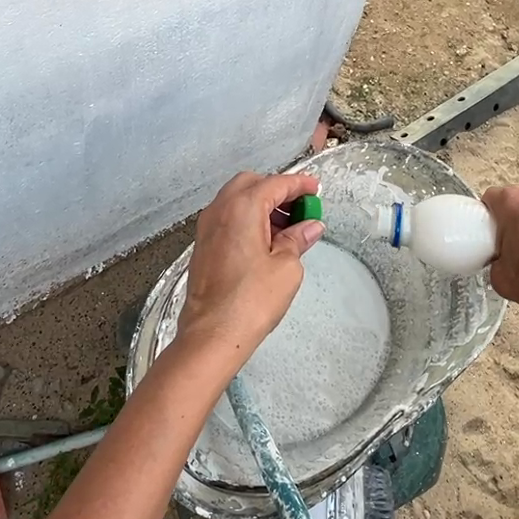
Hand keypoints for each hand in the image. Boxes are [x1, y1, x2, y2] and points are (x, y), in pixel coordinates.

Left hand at [177, 171, 324, 367]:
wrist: (212, 335)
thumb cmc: (249, 302)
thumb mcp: (286, 267)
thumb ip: (298, 239)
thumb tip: (310, 226)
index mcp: (242, 207)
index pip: (275, 183)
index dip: (299, 184)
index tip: (315, 188)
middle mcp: (220, 210)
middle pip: (252, 184)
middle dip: (278, 191)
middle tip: (301, 209)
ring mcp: (207, 227)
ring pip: (237, 200)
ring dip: (262, 205)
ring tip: (288, 229)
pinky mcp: (203, 245)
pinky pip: (228, 218)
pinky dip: (248, 219)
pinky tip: (266, 241)